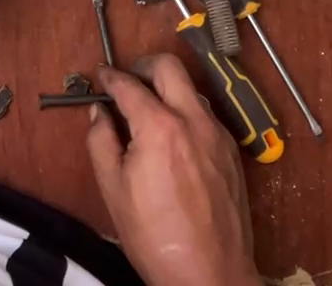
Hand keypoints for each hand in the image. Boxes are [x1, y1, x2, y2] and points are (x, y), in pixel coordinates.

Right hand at [87, 56, 259, 285]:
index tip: (100, 74)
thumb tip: (99, 112)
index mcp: (159, 127)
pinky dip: (185, 112)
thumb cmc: (154, 236)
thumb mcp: (113, 189)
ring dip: (167, 88)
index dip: (109, 76)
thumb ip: (100, 141)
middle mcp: (192, 120)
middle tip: (127, 81)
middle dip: (143, 65)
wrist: (211, 278)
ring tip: (149, 112)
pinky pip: (205, 115)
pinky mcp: (232, 152)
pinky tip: (174, 139)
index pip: (129, 85)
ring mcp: (217, 134)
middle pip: (169, 66)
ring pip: (190, 88)